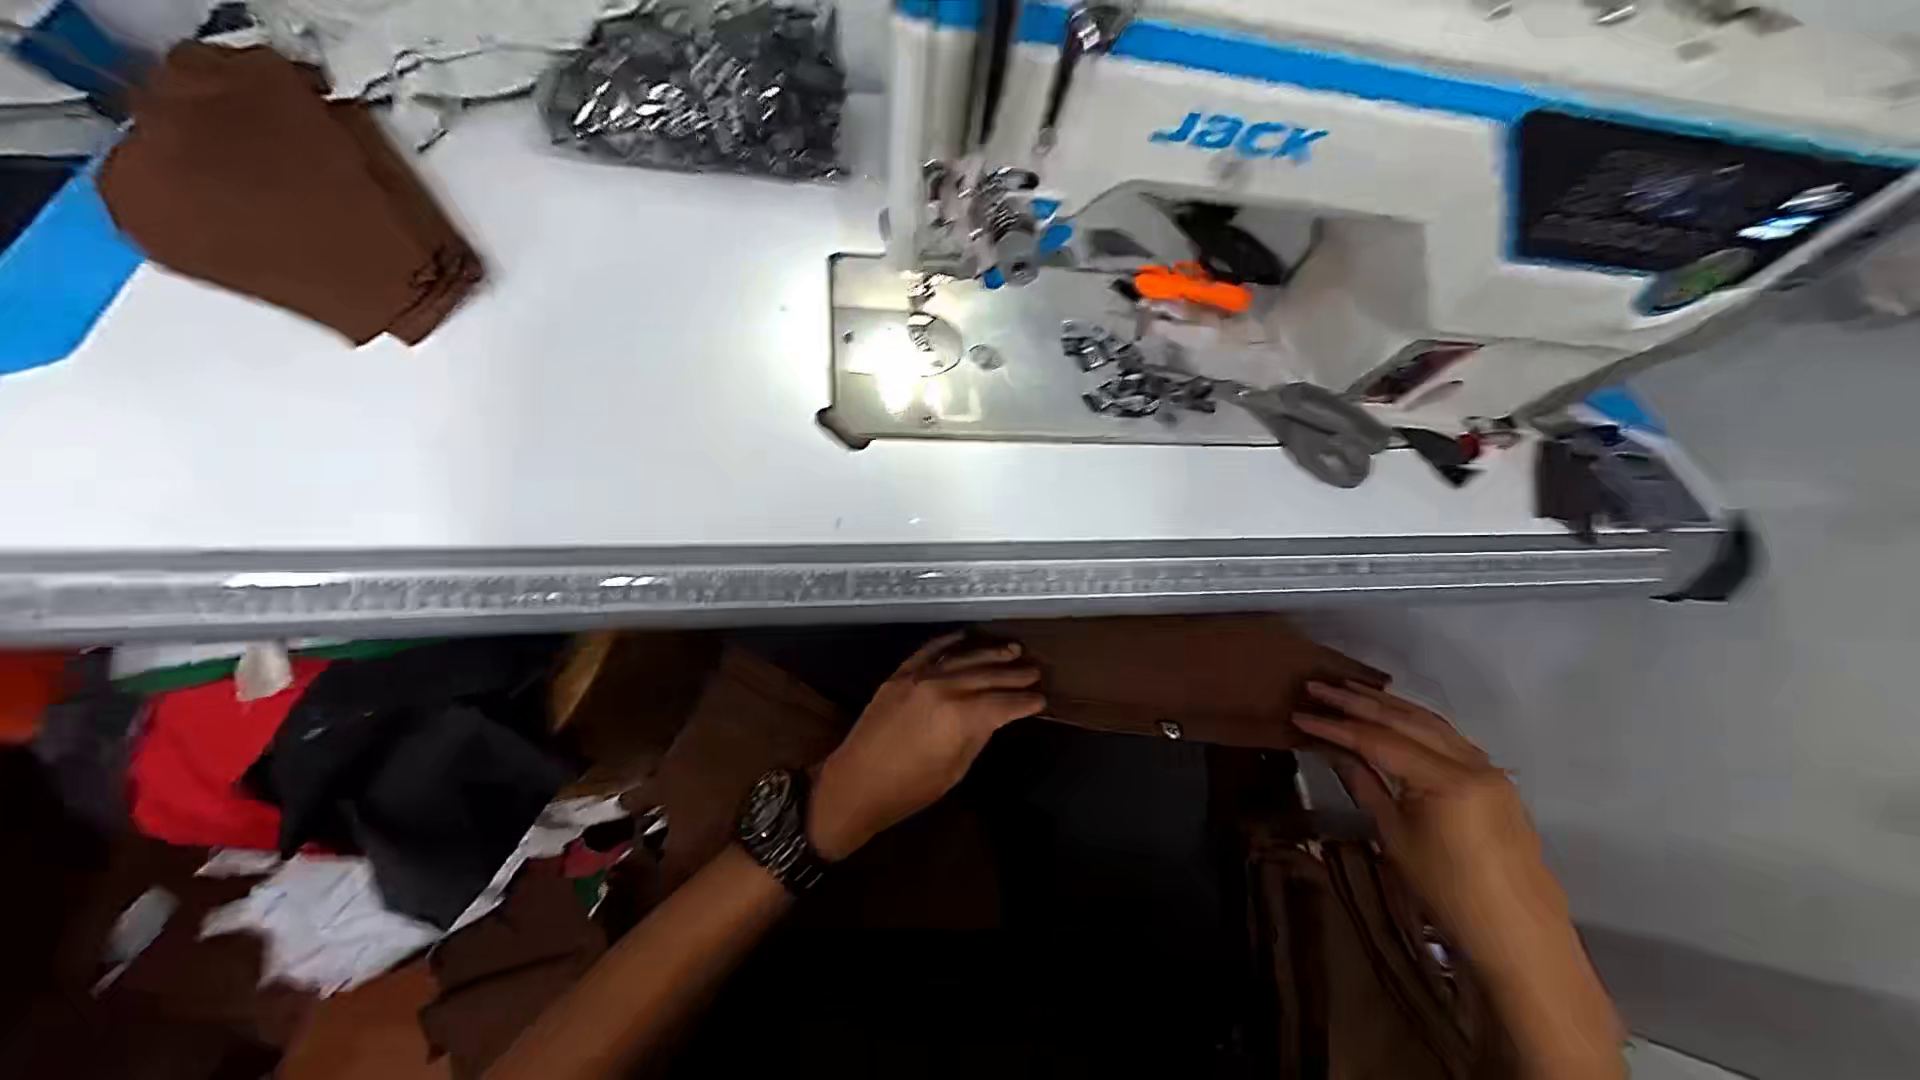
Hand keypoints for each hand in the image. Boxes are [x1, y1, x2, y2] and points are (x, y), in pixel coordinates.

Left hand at [809, 632, 1043, 860]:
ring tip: (1013, 650)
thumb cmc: (910, 789)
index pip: (1004, 704)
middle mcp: (944, 688)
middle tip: (1036, 671)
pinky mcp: (900, 675)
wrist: (856, 783)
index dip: (1025, 702)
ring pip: (963, 659)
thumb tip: (995, 716)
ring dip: (990, 653)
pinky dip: (949, 642)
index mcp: (961, 717)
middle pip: (988, 676)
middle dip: (1014, 675)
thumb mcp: (955, 769)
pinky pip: (929, 651)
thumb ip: (978, 735)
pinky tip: (966, 637)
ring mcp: (919, 677)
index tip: (1041, 700)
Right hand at [1293, 682, 1569, 955]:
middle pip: (1405, 721)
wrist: (1518, 937)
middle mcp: (1473, 764)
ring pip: (1429, 722)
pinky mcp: (1493, 779)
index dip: (1335, 727)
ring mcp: (1488, 769)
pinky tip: (1391, 713)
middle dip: (1357, 702)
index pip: (1379, 740)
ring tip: (1347, 689)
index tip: (1299, 715)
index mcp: (1448, 781)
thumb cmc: (1448, 891)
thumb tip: (1336, 750)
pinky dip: (1413, 720)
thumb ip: (1366, 784)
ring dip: (1385, 704)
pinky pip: (1446, 736)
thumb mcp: (1395, 836)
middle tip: (1317, 687)